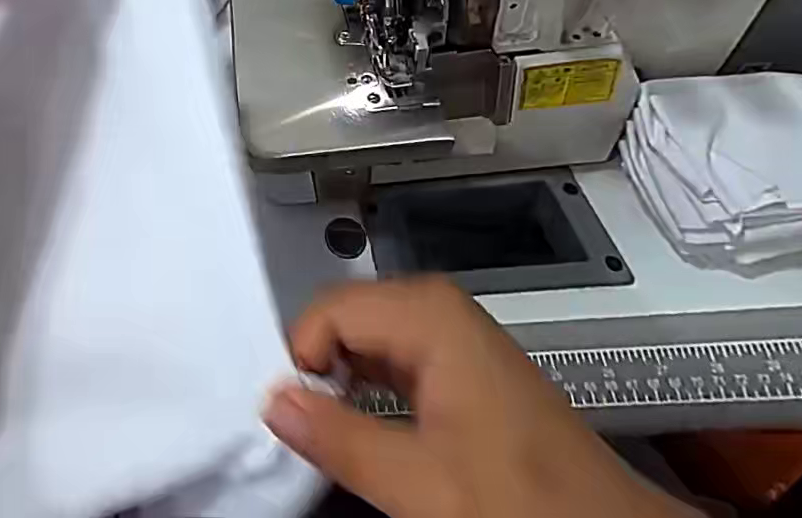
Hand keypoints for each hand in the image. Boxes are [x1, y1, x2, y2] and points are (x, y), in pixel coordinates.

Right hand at [264, 278, 692, 517]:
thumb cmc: (526, 501)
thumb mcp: (424, 484)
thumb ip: (340, 439)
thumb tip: (274, 403)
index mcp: (426, 311)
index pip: (327, 311)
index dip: (302, 361)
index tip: (296, 417)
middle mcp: (432, 303)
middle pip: (341, 316)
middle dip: (317, 367)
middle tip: (313, 429)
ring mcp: (443, 324)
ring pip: (358, 333)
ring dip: (337, 378)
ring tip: (335, 431)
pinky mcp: (450, 351)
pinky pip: (382, 350)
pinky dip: (361, 382)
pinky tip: (362, 422)